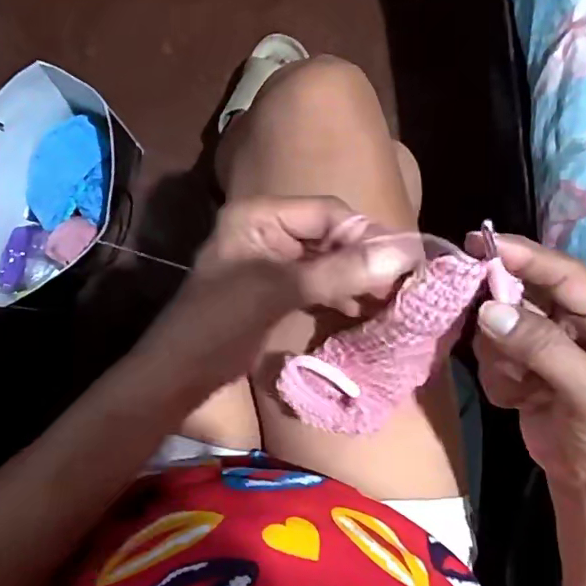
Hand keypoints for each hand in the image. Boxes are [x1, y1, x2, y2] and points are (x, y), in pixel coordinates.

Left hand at [140, 196, 416, 383]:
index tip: (407, 259)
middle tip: (407, 281)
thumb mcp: (278, 292)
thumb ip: (339, 272)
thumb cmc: (219, 323)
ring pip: (325, 261)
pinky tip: (364, 308)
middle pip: (329, 234)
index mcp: (257, 215)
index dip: (367, 234)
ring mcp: (269, 262)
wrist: (179, 372)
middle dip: (365, 257)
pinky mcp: (273, 290)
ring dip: (356, 277)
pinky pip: (315, 283)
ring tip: (393, 297)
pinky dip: (339, 293)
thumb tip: (404, 253)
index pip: (327, 212)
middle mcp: (265, 230)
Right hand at [465, 232, 585, 544]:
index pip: (562, 273)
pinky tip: (519, 400)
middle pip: (522, 293)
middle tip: (488, 337)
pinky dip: (497, 377)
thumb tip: (489, 309)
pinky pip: (491, 353)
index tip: (476, 242)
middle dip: (501, 316)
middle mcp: (578, 319)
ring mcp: (548, 342)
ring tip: (522, 388)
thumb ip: (541, 347)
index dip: (520, 255)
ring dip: (500, 357)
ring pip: (498, 324)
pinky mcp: (524, 365)